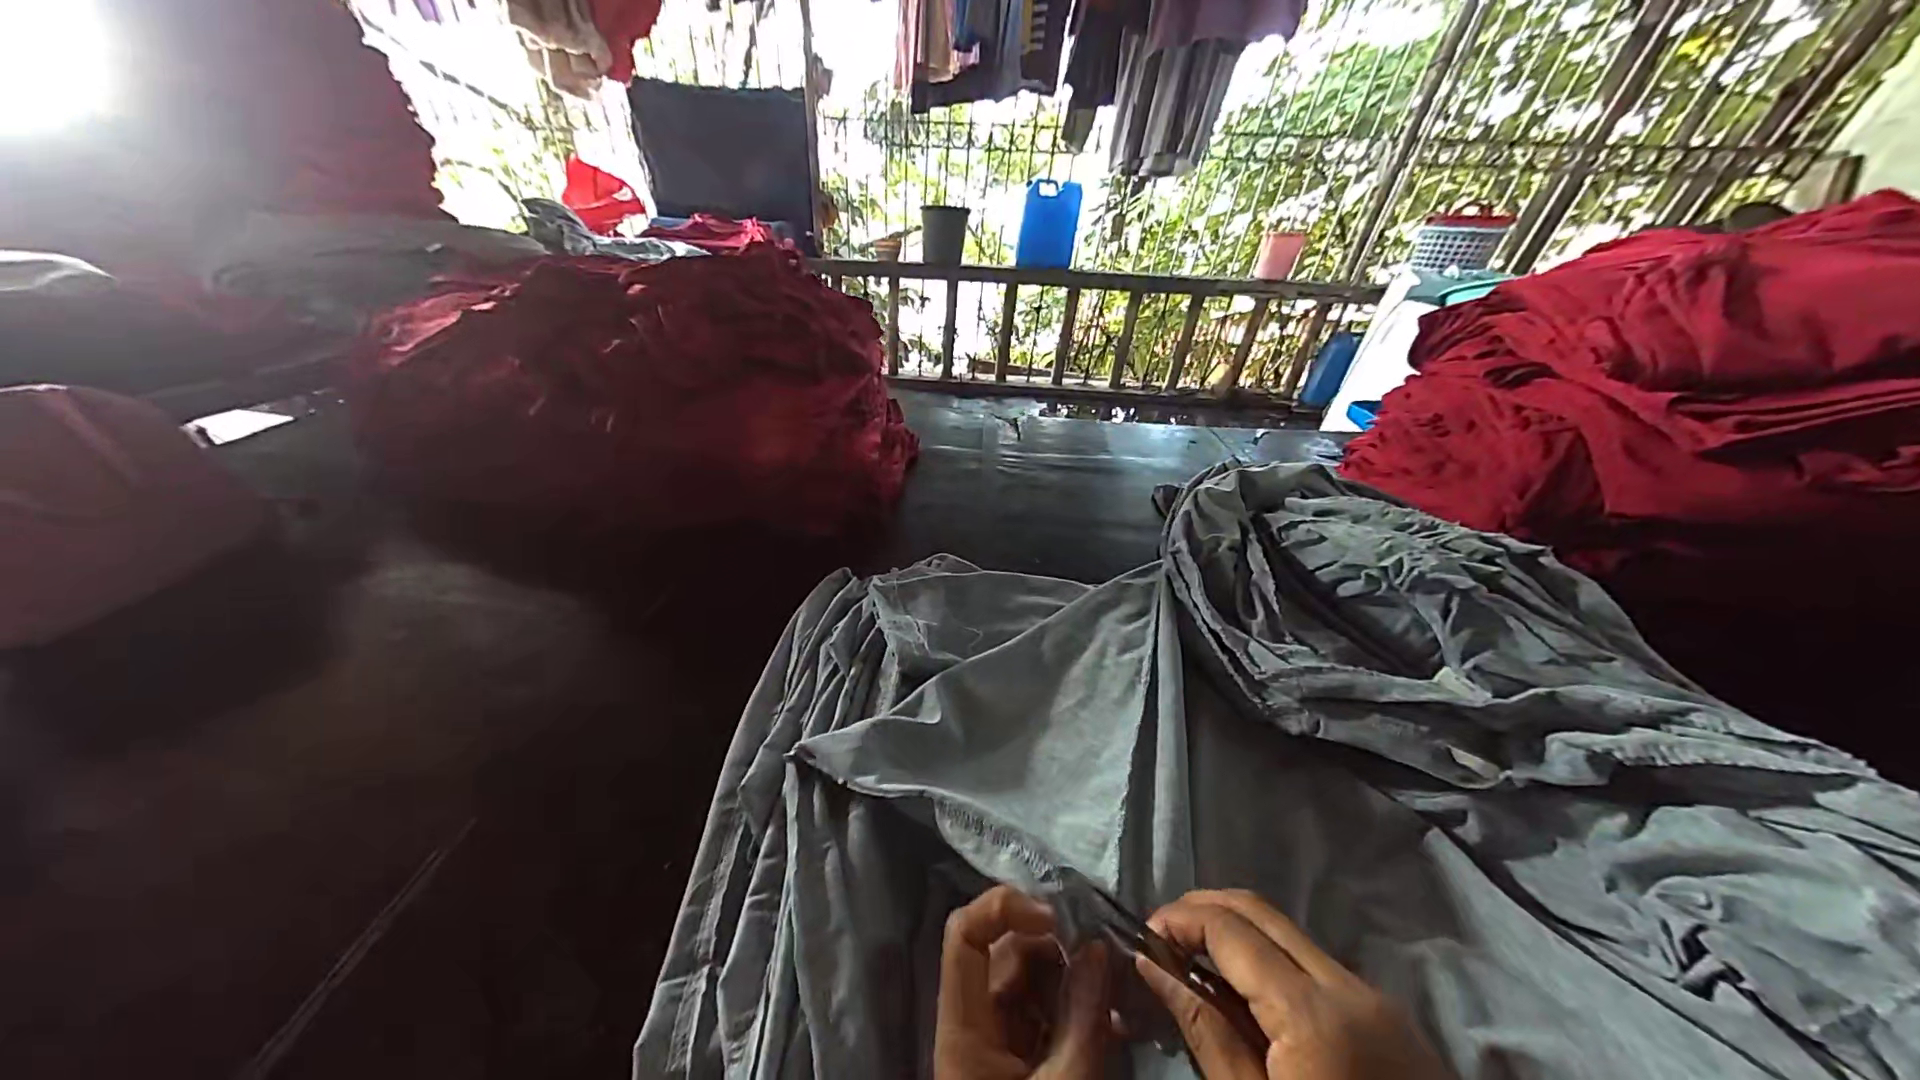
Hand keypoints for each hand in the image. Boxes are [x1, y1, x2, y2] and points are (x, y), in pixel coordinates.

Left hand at [934, 885, 1110, 1079]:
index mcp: (962, 1027)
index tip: (1056, 917)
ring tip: (1116, 986)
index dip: (1003, 909)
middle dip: (1057, 945)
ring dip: (1072, 975)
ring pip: (1030, 978)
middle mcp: (972, 1019)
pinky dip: (1073, 1005)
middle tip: (1106, 953)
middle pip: (1006, 952)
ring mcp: (994, 1037)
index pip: (964, 934)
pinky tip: (1111, 1016)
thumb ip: (1082, 1023)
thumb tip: (1097, 949)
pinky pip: (1042, 1010)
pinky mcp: (1015, 1054)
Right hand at [1137, 889, 1450, 1079]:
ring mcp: (1375, 997)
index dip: (1178, 919)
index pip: (1229, 927)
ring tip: (1195, 959)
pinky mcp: (1388, 1015)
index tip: (1143, 937)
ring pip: (1287, 930)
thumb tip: (1152, 963)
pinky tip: (1244, 989)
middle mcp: (1348, 986)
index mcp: (1312, 1014)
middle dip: (1203, 908)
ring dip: (1235, 929)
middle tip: (1162, 935)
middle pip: (1259, 910)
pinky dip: (1268, 956)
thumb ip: (1202, 1029)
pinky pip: (1314, 962)